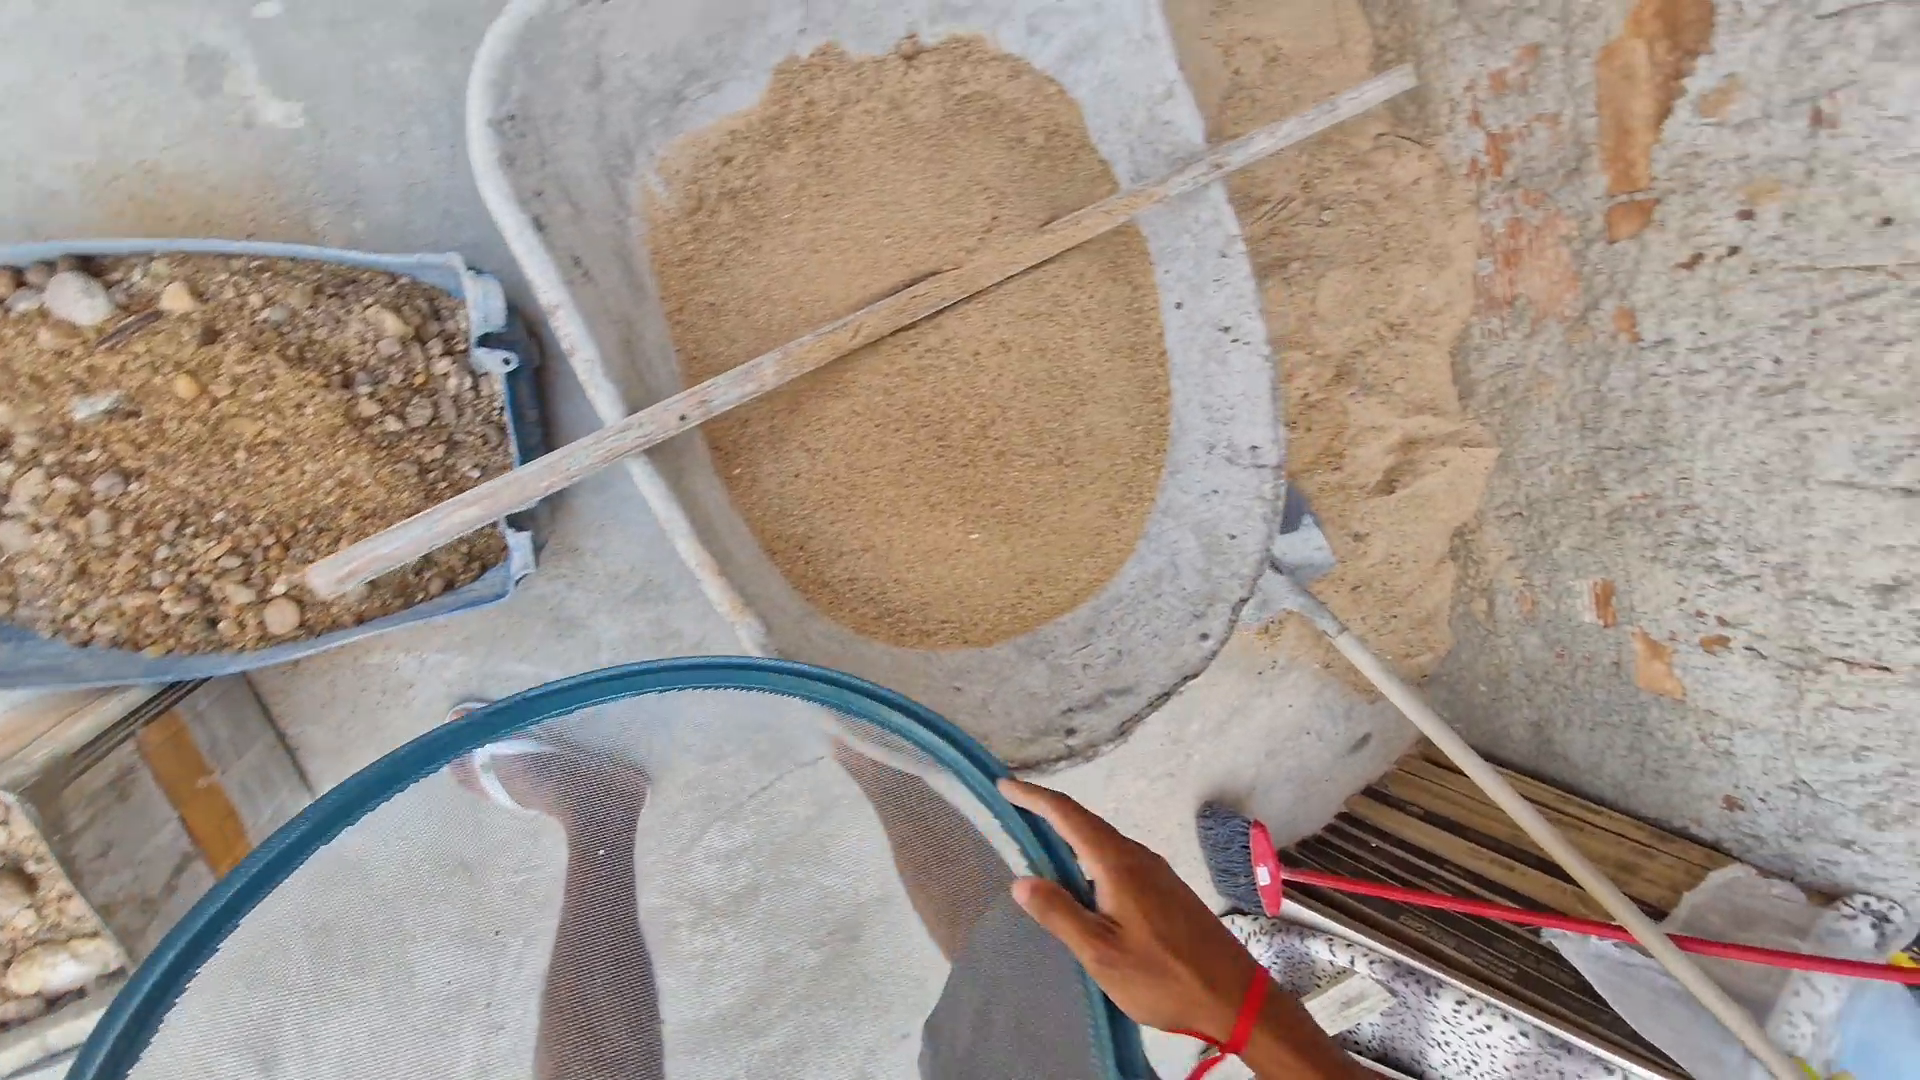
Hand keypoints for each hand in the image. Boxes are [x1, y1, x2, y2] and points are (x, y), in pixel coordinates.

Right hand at [1000, 780, 1366, 1078]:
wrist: (1235, 998)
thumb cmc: (1163, 976)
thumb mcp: (1101, 954)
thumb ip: (1059, 913)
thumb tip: (1020, 880)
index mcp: (1117, 863)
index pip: (1068, 815)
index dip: (1034, 796)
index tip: (1005, 784)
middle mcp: (1137, 856)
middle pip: (1085, 822)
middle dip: (1048, 811)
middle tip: (1015, 808)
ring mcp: (1155, 870)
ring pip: (1102, 841)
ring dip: (1070, 835)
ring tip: (1041, 844)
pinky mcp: (1166, 889)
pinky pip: (1117, 858)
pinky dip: (1090, 855)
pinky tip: (1084, 880)